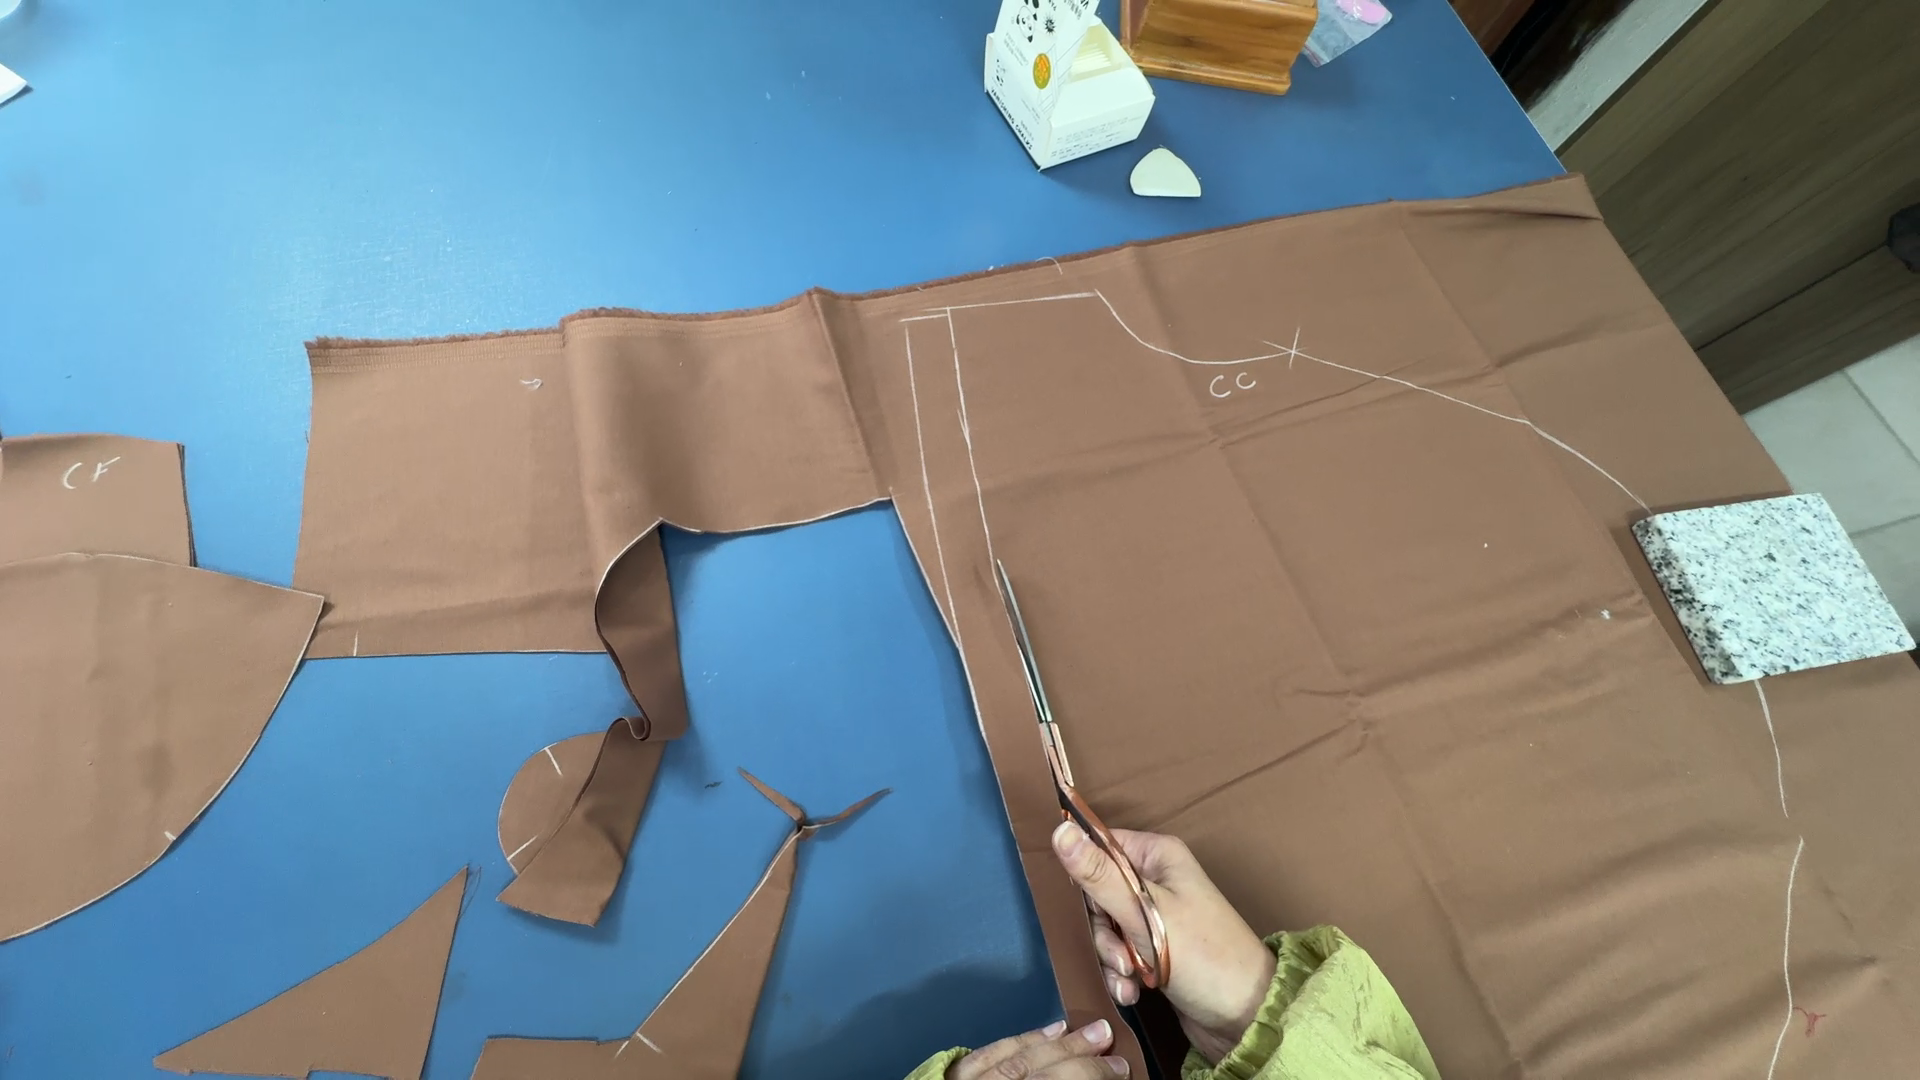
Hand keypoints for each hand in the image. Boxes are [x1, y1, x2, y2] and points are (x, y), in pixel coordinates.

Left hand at [948, 1019, 1128, 1078]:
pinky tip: (1048, 1031)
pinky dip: (1023, 1038)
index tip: (1122, 1072)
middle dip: (1079, 1062)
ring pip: (1017, 1059)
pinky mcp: (954, 1076)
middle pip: (1039, 1076)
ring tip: (1090, 1035)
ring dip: (1057, 1044)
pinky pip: (991, 1051)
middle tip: (1113, 1050)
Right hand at [1052, 822, 1275, 1063]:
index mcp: (1157, 854)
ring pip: (1106, 925)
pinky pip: (1120, 950)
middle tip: (1120, 954)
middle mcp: (1155, 878)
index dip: (1086, 875)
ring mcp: (1155, 915)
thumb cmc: (1204, 955)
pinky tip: (1131, 991)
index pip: (1100, 846)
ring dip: (1110, 955)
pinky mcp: (1155, 948)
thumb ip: (1098, 875)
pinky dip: (1121, 971)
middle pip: (1099, 890)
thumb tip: (1058, 829)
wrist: (1247, 1022)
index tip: (1087, 906)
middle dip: (1102, 929)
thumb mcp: (1144, 914)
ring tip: (1130, 978)